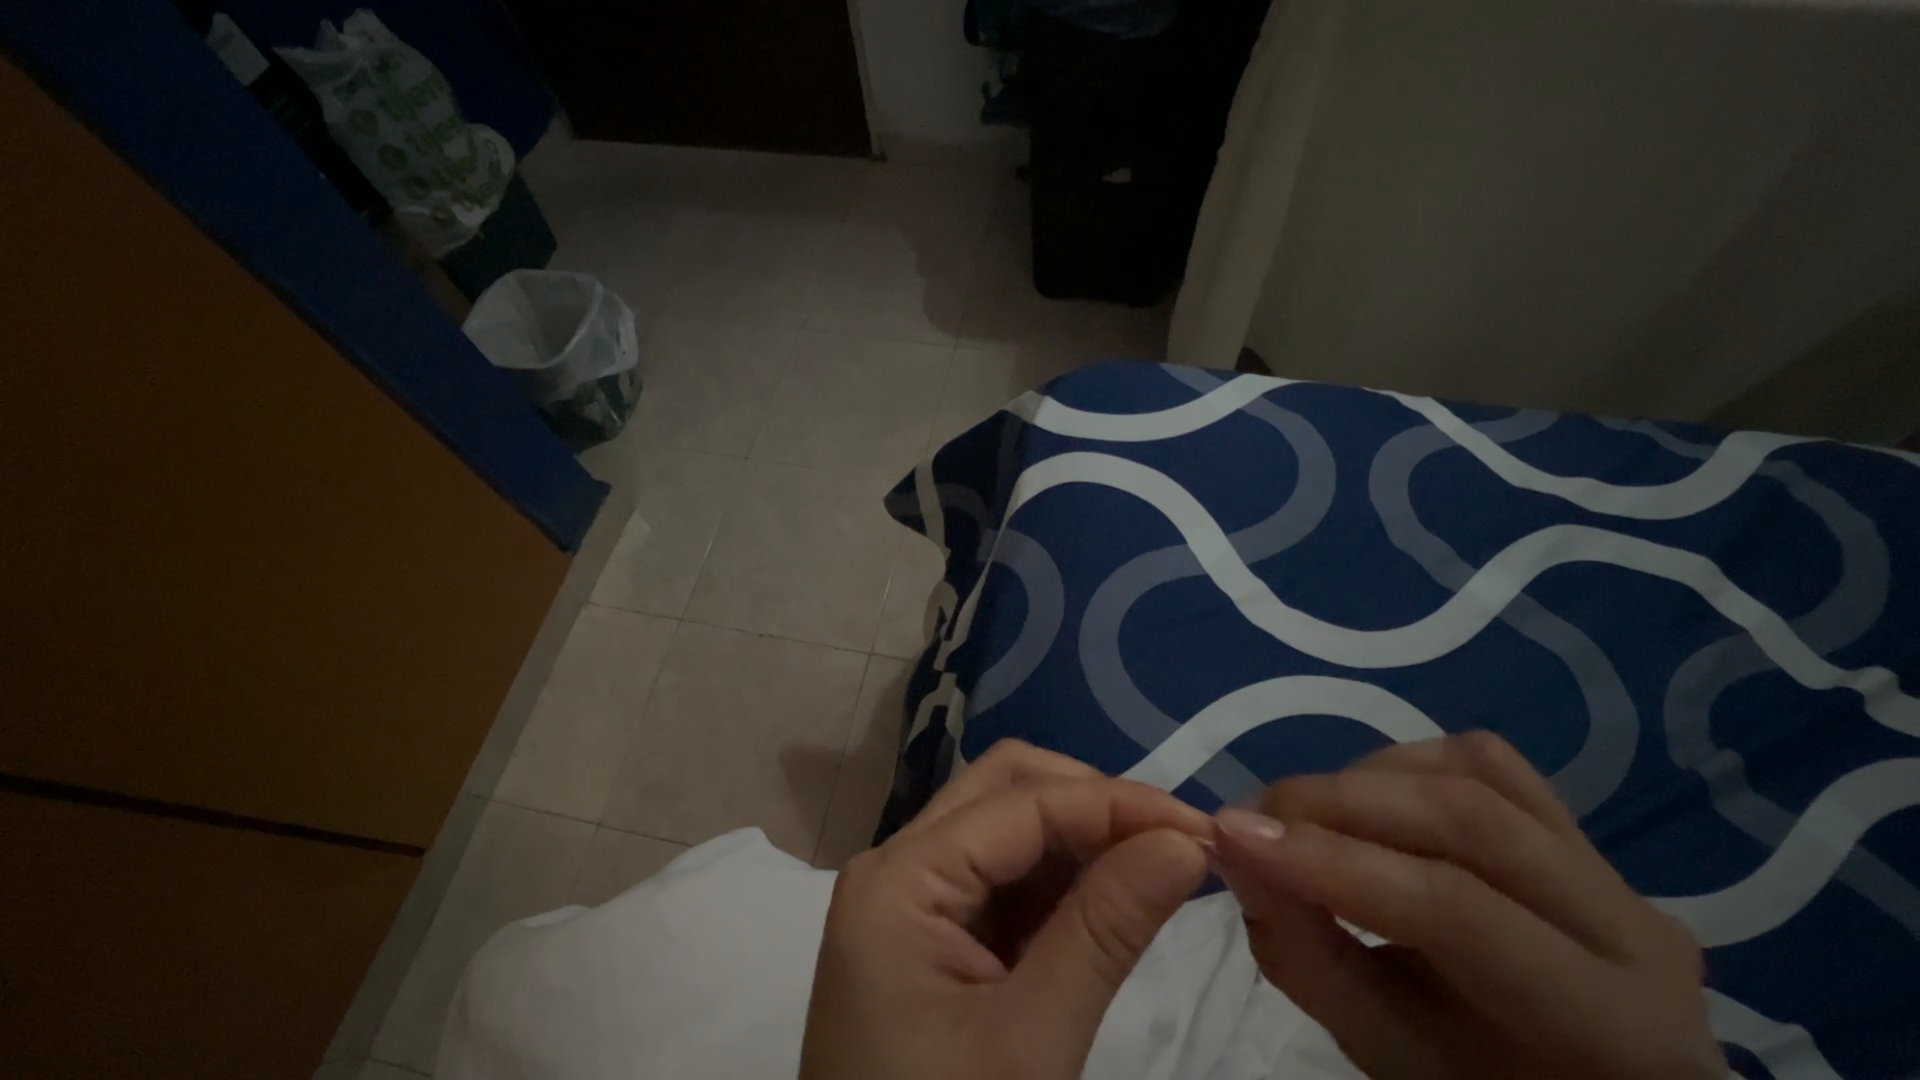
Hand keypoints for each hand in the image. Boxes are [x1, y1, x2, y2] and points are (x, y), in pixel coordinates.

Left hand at [800, 740, 1212, 1079]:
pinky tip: (1110, 898)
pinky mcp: (930, 936)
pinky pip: (1001, 879)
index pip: (1021, 801)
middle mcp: (897, 867)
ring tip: (1156, 865)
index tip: (1203, 827)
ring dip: (1082, 837)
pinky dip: (1060, 880)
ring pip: (1005, 826)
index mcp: (900, 879)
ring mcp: (910, 899)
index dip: (1116, 802)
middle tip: (1174, 842)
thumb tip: (1186, 841)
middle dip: (1093, 803)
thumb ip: (1106, 930)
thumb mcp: (1031, 1039)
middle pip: (1004, 789)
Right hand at [1211, 732, 1723, 1079]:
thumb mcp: (1385, 1052)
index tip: (1230, 836)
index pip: (1455, 911)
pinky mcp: (1576, 827)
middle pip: (1469, 818)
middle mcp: (1631, 925)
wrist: (1571, 1078)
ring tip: (1305, 817)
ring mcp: (1611, 866)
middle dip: (1335, 804)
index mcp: (1608, 1024)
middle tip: (1249, 820)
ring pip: (1478, 771)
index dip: (1332, 863)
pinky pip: (1486, 763)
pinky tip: (1367, 800)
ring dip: (1366, 778)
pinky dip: (1403, 764)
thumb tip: (1235, 850)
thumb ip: (1305, 953)